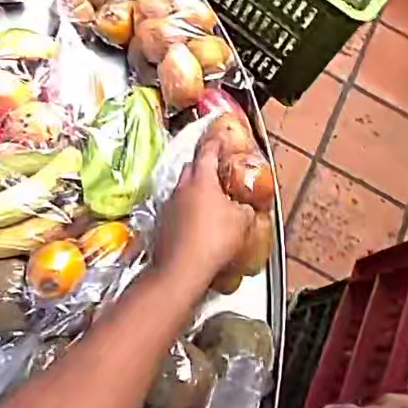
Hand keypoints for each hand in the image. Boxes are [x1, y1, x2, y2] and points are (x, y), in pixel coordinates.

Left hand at [153, 137, 253, 285]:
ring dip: (195, 190)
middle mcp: (181, 188)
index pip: (208, 152)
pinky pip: (177, 209)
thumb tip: (246, 208)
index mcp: (201, 180)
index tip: (221, 137)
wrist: (180, 270)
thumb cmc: (213, 240)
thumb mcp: (242, 223)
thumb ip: (245, 209)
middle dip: (204, 166)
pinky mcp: (161, 224)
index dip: (216, 142)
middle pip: (192, 168)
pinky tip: (198, 223)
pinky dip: (187, 210)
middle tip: (218, 170)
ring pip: (183, 189)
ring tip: (211, 200)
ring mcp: (168, 205)